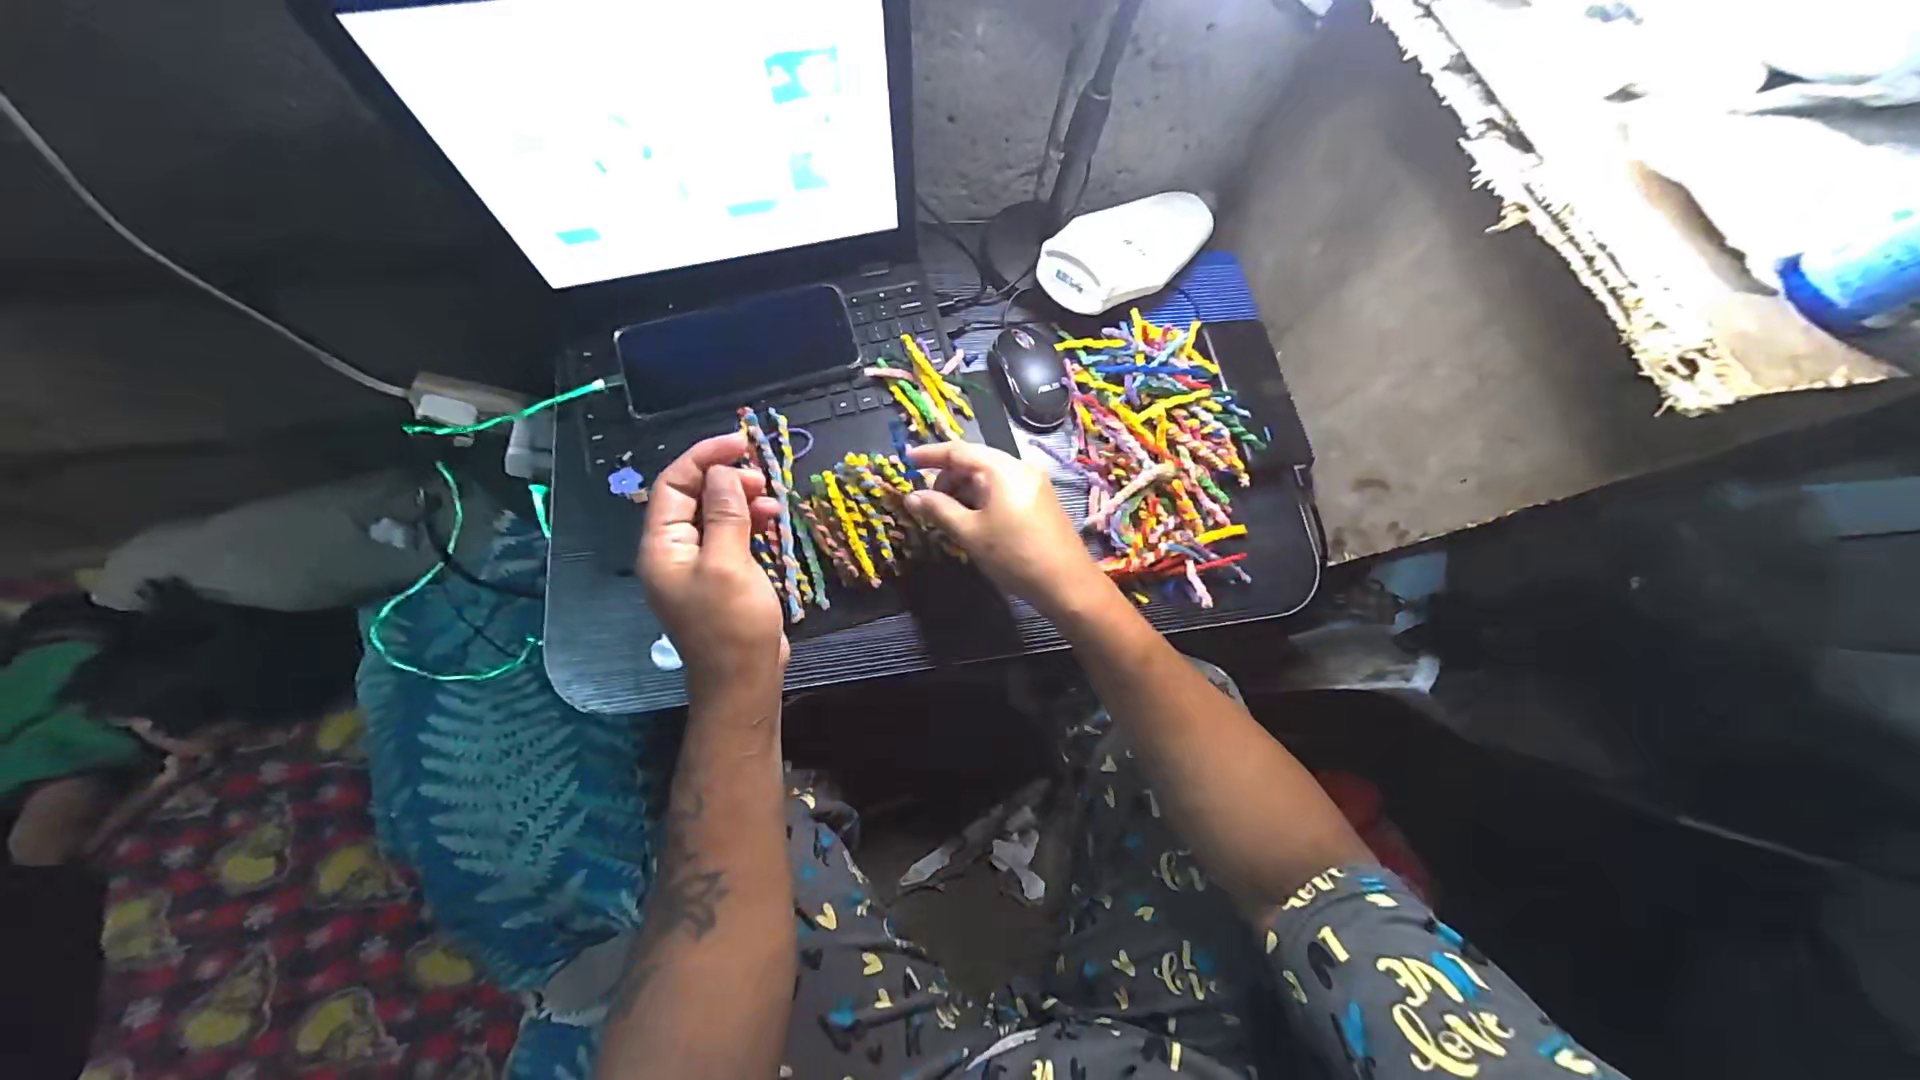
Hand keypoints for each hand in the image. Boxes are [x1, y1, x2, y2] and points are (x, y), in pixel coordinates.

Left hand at [639, 433, 787, 696]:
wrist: (743, 680)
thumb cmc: (732, 624)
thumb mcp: (728, 564)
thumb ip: (725, 513)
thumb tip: (723, 472)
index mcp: (662, 546)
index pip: (674, 485)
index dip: (704, 457)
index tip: (740, 442)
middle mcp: (674, 551)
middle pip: (694, 497)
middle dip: (726, 479)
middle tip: (762, 478)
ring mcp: (698, 565)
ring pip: (716, 515)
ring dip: (743, 500)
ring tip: (773, 502)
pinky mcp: (722, 576)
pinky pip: (731, 536)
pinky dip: (750, 523)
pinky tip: (771, 521)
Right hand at [905, 442, 1106, 615]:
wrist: (1066, 583)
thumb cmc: (1014, 554)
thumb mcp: (969, 533)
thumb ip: (938, 510)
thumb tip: (912, 497)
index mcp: (1001, 468)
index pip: (958, 450)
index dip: (930, 454)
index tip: (907, 461)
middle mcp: (1020, 467)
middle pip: (974, 462)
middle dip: (947, 479)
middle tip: (928, 504)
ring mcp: (1033, 483)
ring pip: (988, 478)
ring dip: (964, 492)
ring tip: (949, 518)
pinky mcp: (1040, 501)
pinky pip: (1003, 490)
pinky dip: (982, 499)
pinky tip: (974, 522)